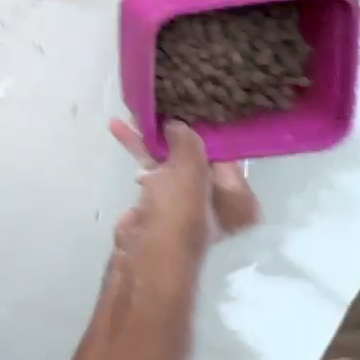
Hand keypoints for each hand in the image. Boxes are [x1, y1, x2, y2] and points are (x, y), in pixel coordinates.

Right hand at [109, 119, 259, 268]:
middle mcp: (217, 200)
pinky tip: (120, 131)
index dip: (203, 132)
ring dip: (150, 140)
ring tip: (133, 115)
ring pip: (169, 161)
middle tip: (158, 110)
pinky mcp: (158, 201)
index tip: (185, 110)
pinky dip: (139, 152)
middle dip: (172, 134)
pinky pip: (152, 169)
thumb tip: (178, 124)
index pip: (225, 156)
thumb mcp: (189, 173)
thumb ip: (187, 144)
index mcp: (239, 198)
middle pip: (195, 157)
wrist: (145, 249)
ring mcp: (186, 201)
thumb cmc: (178, 214)